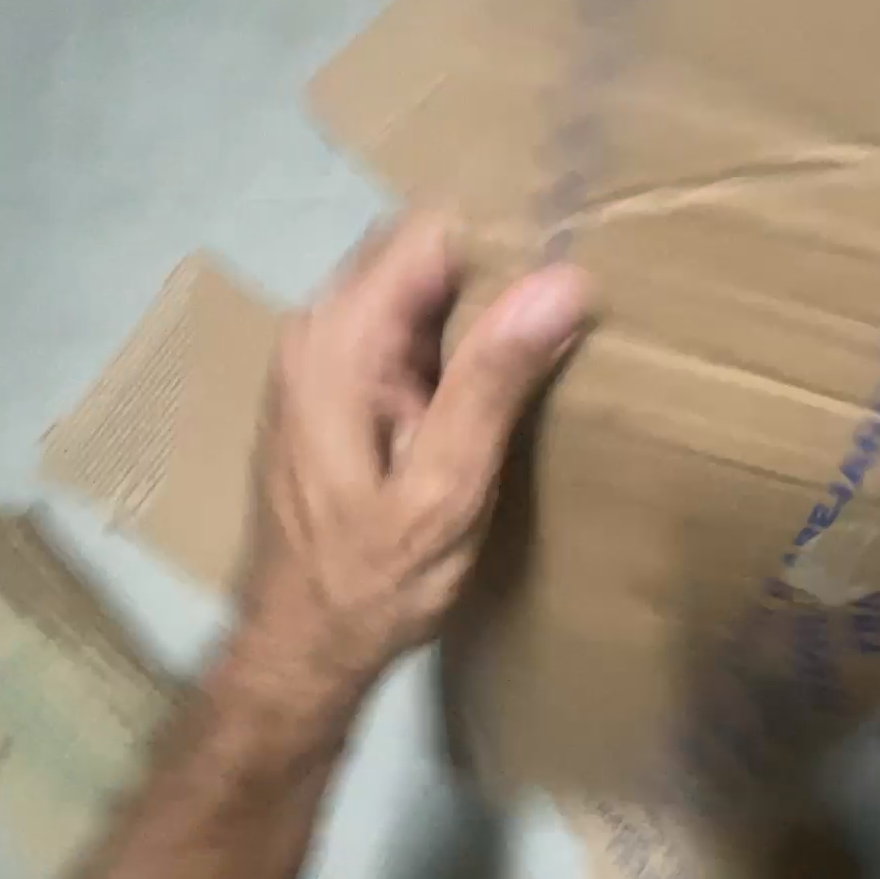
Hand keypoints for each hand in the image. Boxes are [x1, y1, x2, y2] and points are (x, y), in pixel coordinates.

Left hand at [229, 212, 592, 703]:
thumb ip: (494, 383)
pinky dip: (457, 342)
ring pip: (417, 296)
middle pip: (422, 258)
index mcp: (341, 341)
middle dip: (499, 270)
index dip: (506, 240)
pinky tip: (502, 373)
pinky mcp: (338, 391)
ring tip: (554, 329)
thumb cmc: (374, 579)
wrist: (304, 643)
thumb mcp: (445, 488)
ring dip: (482, 307)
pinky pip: (406, 336)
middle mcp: (321, 331)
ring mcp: (324, 360)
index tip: (574, 260)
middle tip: (575, 302)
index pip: (433, 236)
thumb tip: (563, 284)